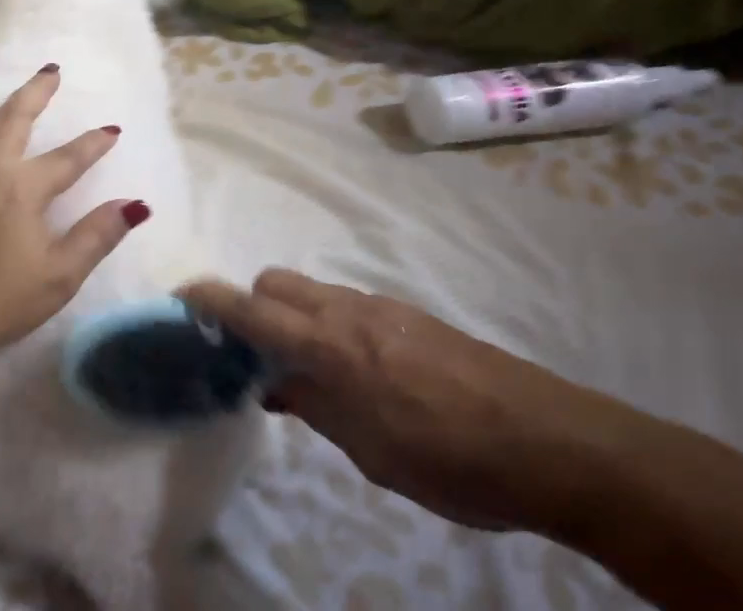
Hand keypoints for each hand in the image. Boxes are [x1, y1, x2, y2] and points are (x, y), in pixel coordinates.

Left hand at [0, 54, 148, 357]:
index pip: (69, 158)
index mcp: (24, 188)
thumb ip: (97, 235)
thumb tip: (135, 204)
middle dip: (36, 92)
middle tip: (52, 71)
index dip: (93, 144)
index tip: (111, 130)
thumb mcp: (60, 275)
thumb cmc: (0, 299)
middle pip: (14, 118)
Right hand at [180, 270, 642, 532]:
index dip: (209, 299)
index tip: (180, 299)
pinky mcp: (416, 318)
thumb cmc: (452, 459)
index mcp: (328, 346)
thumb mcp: (370, 452)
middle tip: (251, 353)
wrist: (562, 446)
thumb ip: (315, 408)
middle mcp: (349, 313)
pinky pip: (350, 305)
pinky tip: (355, 372)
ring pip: (314, 291)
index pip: (249, 308)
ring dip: (292, 315)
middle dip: (250, 305)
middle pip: (275, 283)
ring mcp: (386, 310)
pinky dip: (330, 324)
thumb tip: (275, 386)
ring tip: (304, 369)